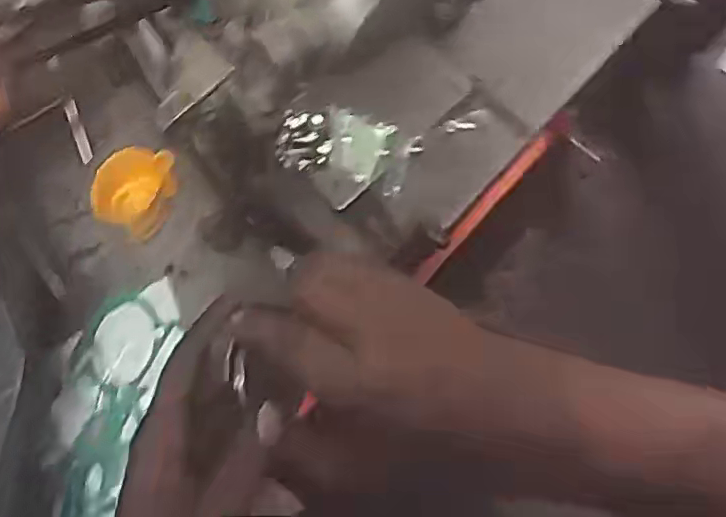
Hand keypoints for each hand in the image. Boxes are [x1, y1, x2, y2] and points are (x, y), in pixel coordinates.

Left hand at [119, 299, 270, 516]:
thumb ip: (239, 464)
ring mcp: (187, 474)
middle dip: (243, 358)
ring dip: (256, 398)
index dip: (209, 328)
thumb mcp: (204, 516)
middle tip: (283, 328)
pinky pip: (234, 457)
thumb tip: (276, 407)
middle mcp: (172, 447)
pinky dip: (258, 444)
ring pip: (225, 421)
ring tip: (294, 372)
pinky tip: (288, 440)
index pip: (182, 368)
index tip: (242, 294)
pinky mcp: (204, 495)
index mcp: (158, 441)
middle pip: (208, 389)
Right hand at [230, 254, 505, 444]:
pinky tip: (330, 288)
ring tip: (295, 299)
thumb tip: (259, 416)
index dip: (251, 326)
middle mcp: (364, 321)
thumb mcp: (358, 467)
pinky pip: (349, 258)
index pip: (283, 336)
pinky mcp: (400, 275)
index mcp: (350, 376)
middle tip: (268, 313)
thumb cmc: (424, 441)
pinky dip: (329, 267)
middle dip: (275, 293)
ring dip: (300, 275)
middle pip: (302, 282)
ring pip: (323, 262)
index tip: (231, 323)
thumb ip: (300, 446)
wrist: (495, 395)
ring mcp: (385, 290)